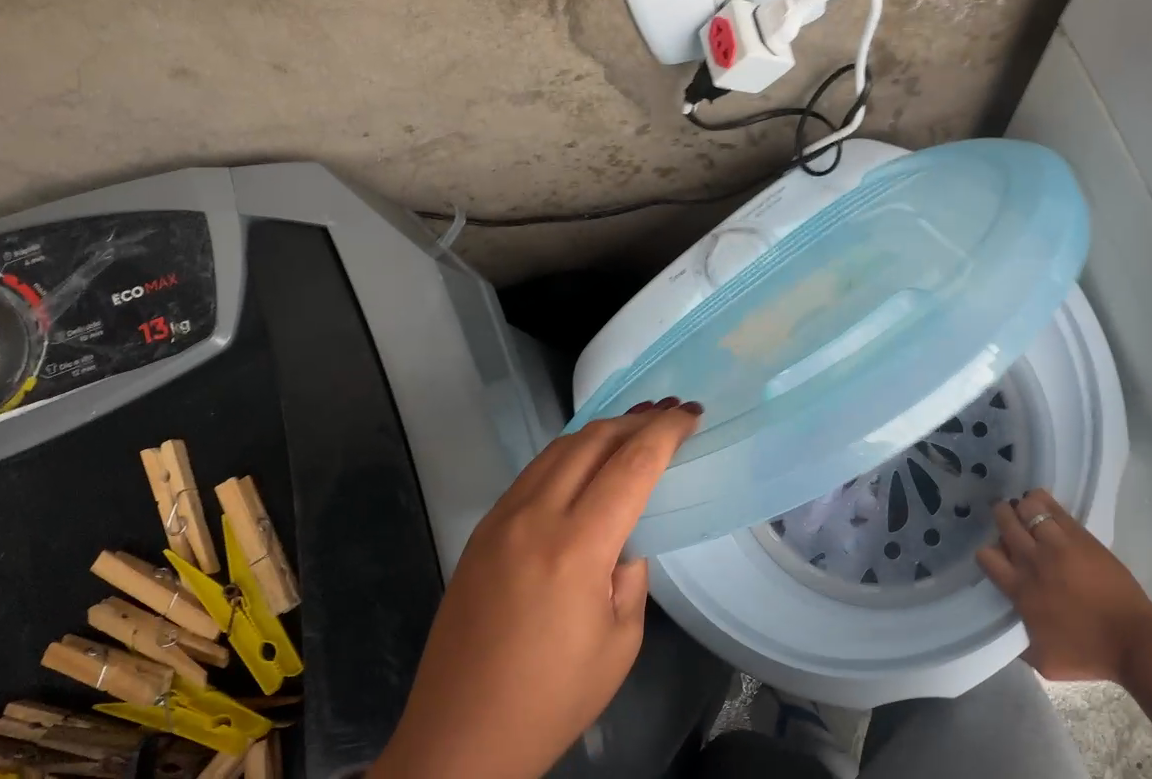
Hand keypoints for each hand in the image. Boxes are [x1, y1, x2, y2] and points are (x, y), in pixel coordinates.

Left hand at [371, 400, 700, 778]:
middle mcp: (533, 518)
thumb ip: (630, 574)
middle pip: (591, 442)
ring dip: (600, 433)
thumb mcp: (620, 641)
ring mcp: (499, 521)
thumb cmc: (553, 698)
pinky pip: (531, 474)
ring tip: (633, 430)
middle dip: (635, 421)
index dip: (665, 433)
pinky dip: (567, 456)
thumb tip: (624, 537)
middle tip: (668, 415)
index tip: (691, 413)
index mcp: (576, 547)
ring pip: (556, 450)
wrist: (460, 739)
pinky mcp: (480, 534)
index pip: (631, 465)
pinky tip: (584, 466)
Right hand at [976, 488, 1151, 682]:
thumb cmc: (1088, 654)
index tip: (998, 558)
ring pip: (1029, 508)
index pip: (987, 556)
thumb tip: (1010, 621)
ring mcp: (1059, 545)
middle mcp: (1034, 561)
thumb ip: (1018, 638)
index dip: (987, 553)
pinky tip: (1041, 503)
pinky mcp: (1082, 537)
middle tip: (1006, 521)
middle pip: (1005, 523)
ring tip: (1026, 512)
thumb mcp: (1041, 660)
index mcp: (1021, 591)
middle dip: (1001, 518)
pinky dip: (1042, 501)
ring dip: (1022, 507)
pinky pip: (1054, 508)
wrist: (1132, 640)